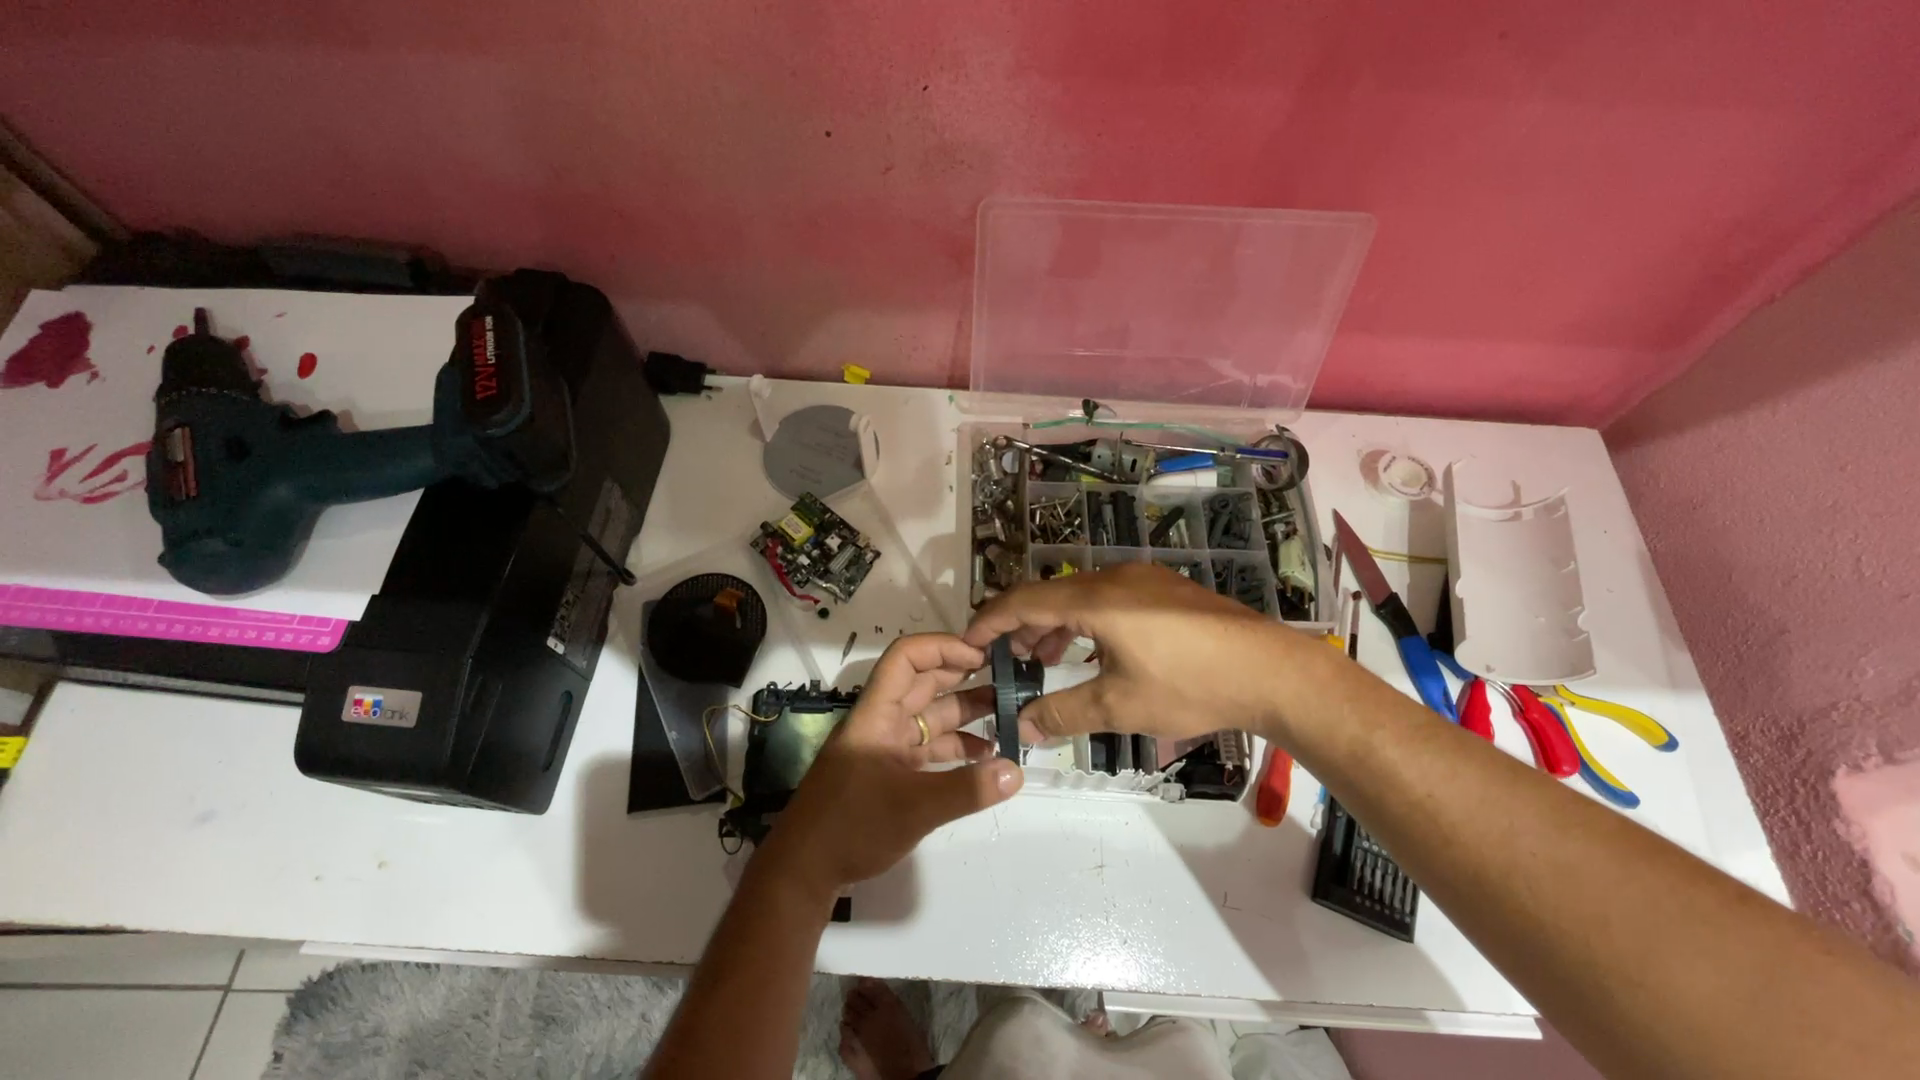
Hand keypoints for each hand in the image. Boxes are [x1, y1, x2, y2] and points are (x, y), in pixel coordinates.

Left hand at [755, 634, 1023, 898]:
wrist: (803, 872)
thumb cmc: (852, 826)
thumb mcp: (914, 808)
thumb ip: (967, 789)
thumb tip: (1016, 771)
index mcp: (876, 715)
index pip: (906, 658)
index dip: (943, 648)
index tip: (983, 657)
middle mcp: (881, 724)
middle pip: (923, 684)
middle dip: (963, 678)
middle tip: (1007, 680)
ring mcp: (885, 750)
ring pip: (929, 718)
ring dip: (964, 714)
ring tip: (1007, 717)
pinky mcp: (889, 776)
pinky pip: (928, 750)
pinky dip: (956, 749)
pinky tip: (985, 760)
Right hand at [963, 563, 1309, 742]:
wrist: (1273, 672)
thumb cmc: (1190, 685)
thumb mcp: (1120, 705)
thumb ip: (1063, 713)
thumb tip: (1022, 727)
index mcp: (1097, 598)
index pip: (1025, 601)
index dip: (990, 621)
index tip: (967, 643)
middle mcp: (1116, 577)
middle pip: (1051, 593)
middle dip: (1022, 625)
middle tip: (1007, 660)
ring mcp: (1145, 580)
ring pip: (1082, 595)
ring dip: (1056, 625)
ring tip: (1046, 658)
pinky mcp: (1167, 591)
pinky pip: (1109, 598)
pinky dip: (1087, 622)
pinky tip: (1095, 653)